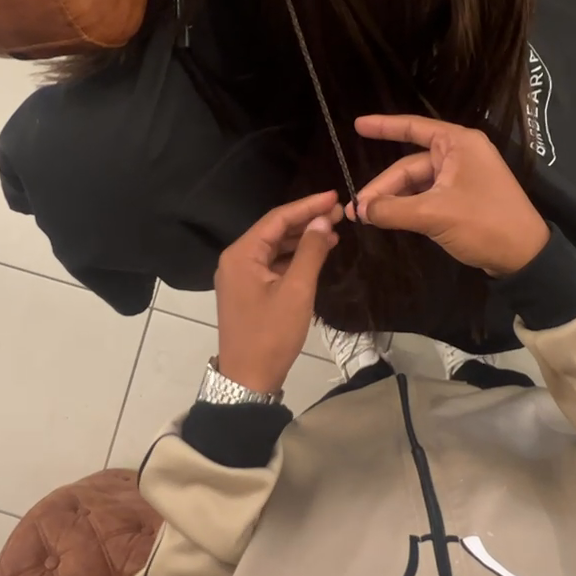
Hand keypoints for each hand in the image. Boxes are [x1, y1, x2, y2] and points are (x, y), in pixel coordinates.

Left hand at [214, 191, 342, 393]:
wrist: (248, 379)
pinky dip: (294, 258)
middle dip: (307, 221)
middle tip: (339, 213)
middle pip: (274, 230)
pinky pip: (272, 264)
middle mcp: (236, 259)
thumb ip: (310, 252)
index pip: (277, 219)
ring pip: (274, 248)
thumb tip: (323, 221)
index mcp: (241, 254)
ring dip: (302, 239)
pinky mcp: (248, 291)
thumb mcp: (296, 291)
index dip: (308, 206)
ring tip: (334, 232)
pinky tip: (317, 255)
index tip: (335, 196)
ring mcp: (240, 276)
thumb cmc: (272, 334)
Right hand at [349, 115, 547, 276]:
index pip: (413, 128)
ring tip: (365, 218)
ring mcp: (461, 178)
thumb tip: (359, 210)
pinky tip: (388, 219)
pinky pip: (427, 196)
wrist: (524, 257)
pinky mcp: (462, 199)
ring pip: (416, 184)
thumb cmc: (484, 223)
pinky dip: (408, 207)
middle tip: (356, 210)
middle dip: (382, 187)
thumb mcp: (434, 215)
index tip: (357, 125)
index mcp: (458, 144)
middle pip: (409, 165)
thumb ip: (392, 210)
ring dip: (392, 200)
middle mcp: (459, 155)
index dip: (383, 127)